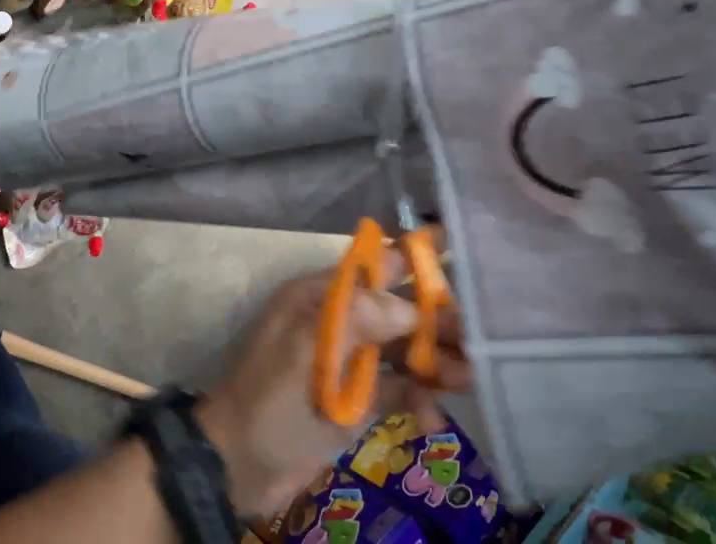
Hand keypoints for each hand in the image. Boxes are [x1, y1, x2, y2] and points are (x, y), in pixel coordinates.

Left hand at [192, 260, 469, 519]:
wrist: (240, 466)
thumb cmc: (269, 399)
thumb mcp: (305, 352)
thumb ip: (356, 320)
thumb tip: (408, 307)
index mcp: (321, 297)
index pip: (374, 266)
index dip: (414, 257)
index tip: (459, 249)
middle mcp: (339, 321)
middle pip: (399, 309)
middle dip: (437, 319)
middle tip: (475, 338)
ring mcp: (350, 362)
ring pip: (405, 350)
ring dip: (436, 361)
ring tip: (465, 378)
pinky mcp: (358, 401)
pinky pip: (399, 390)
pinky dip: (418, 400)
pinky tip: (431, 419)